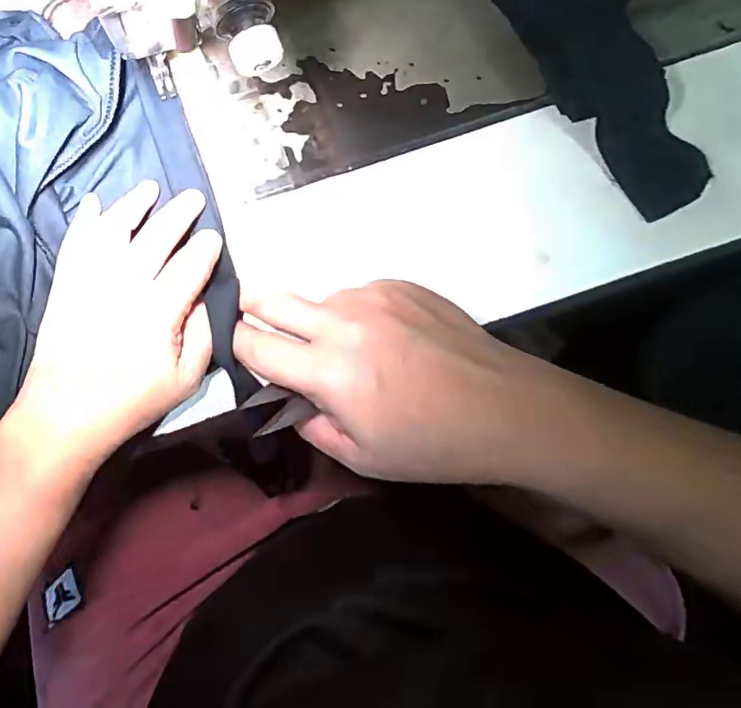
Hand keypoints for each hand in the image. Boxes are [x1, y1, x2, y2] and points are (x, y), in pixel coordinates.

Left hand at [7, 182, 223, 469]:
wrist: (64, 412)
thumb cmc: (130, 401)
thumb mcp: (185, 380)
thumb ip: (204, 335)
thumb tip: (208, 297)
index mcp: (159, 311)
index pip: (190, 264)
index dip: (206, 247)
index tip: (213, 237)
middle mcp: (125, 286)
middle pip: (157, 236)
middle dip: (179, 213)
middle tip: (193, 198)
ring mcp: (91, 280)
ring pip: (115, 229)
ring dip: (133, 204)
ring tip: (149, 188)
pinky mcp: (66, 282)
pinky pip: (76, 241)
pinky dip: (85, 219)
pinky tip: (94, 203)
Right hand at [234, 281, 545, 483]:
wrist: (504, 407)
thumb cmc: (431, 443)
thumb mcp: (361, 456)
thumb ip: (310, 424)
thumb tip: (288, 396)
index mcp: (327, 371)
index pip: (254, 343)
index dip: (236, 345)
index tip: (239, 351)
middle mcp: (340, 322)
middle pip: (269, 299)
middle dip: (252, 311)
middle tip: (259, 327)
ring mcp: (371, 296)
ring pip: (319, 301)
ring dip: (319, 323)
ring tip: (358, 352)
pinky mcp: (397, 284)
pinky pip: (359, 296)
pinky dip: (360, 316)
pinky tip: (393, 340)